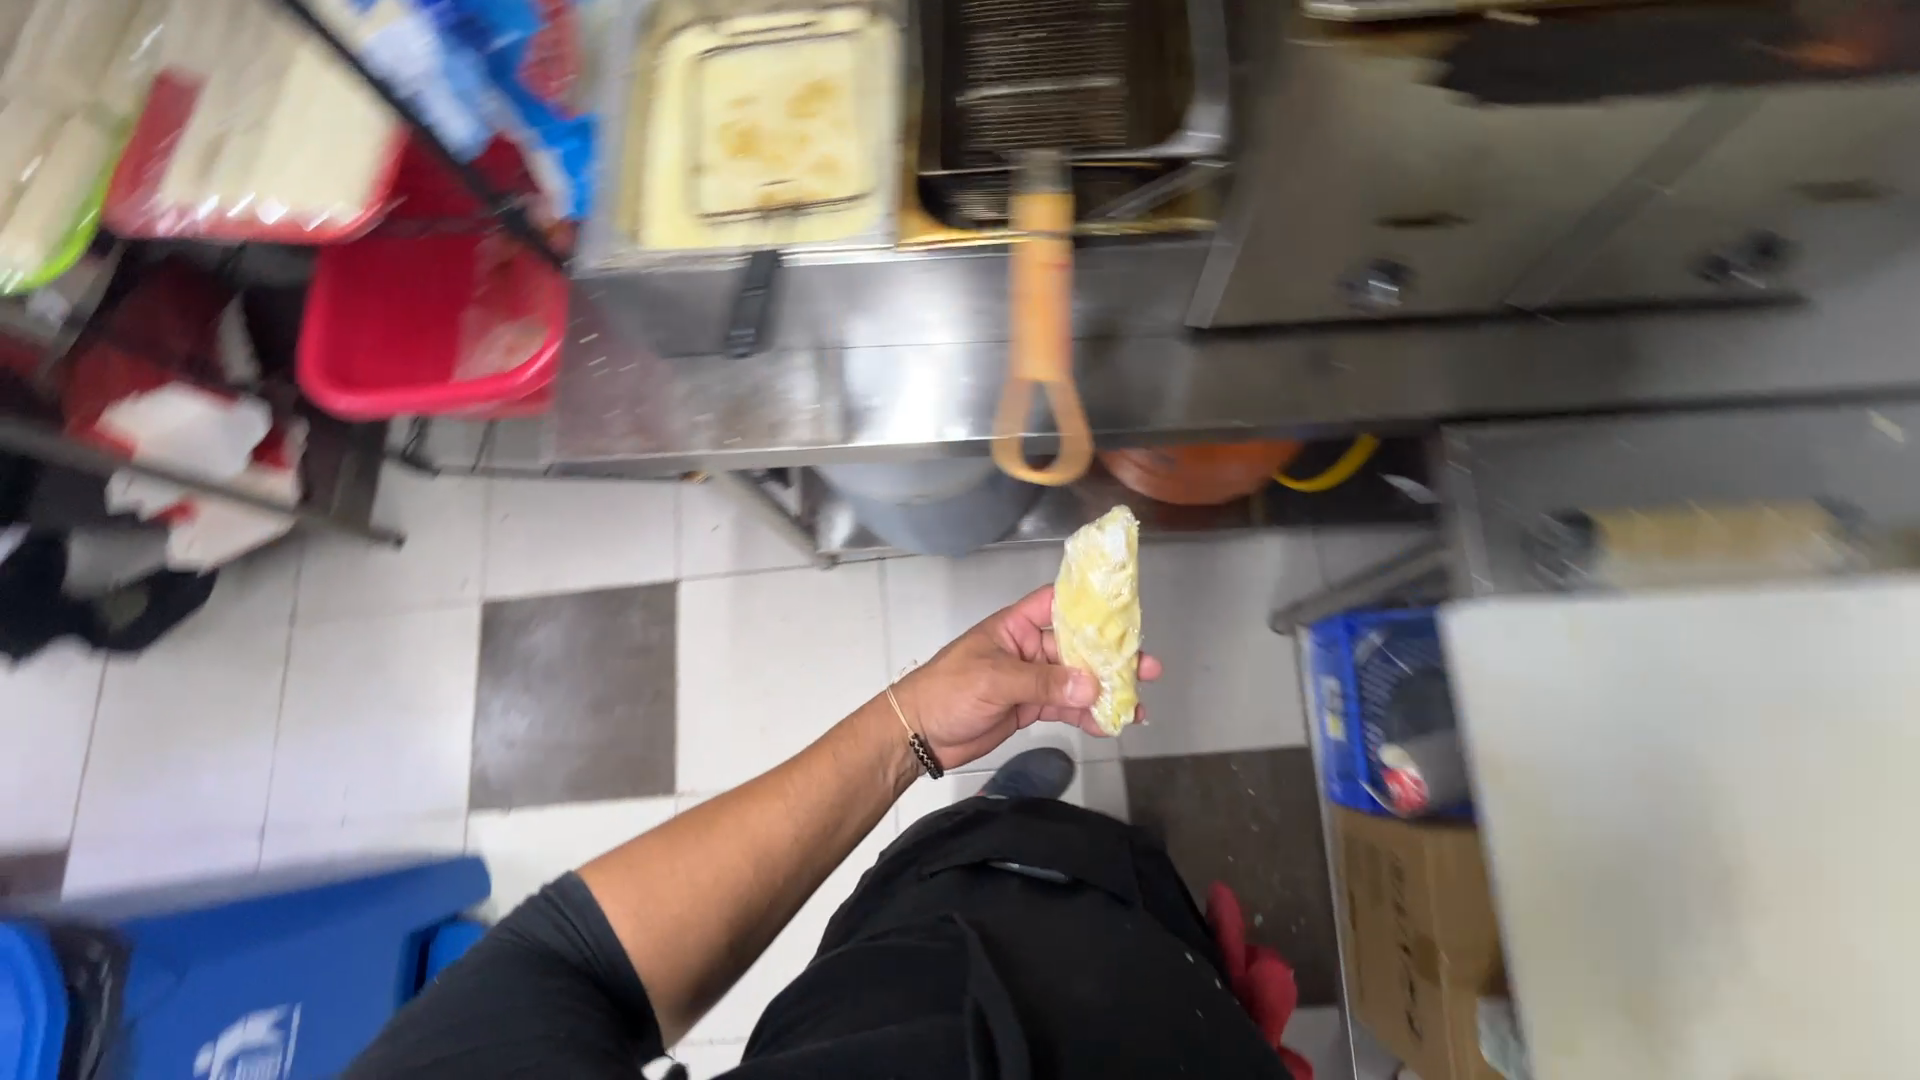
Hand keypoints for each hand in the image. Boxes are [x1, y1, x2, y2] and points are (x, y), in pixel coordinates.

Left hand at [892, 585, 1162, 769]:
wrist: (919, 733)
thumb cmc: (948, 691)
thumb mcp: (995, 680)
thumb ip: (1044, 683)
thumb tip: (1091, 686)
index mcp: (1015, 627)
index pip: (1057, 605)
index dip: (1089, 606)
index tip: (1125, 613)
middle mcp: (1027, 648)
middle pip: (1076, 647)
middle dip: (1110, 658)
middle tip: (1147, 668)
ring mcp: (1030, 679)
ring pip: (1076, 681)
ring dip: (1105, 691)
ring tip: (1138, 704)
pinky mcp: (1029, 708)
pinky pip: (1065, 708)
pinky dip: (1087, 716)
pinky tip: (1110, 724)